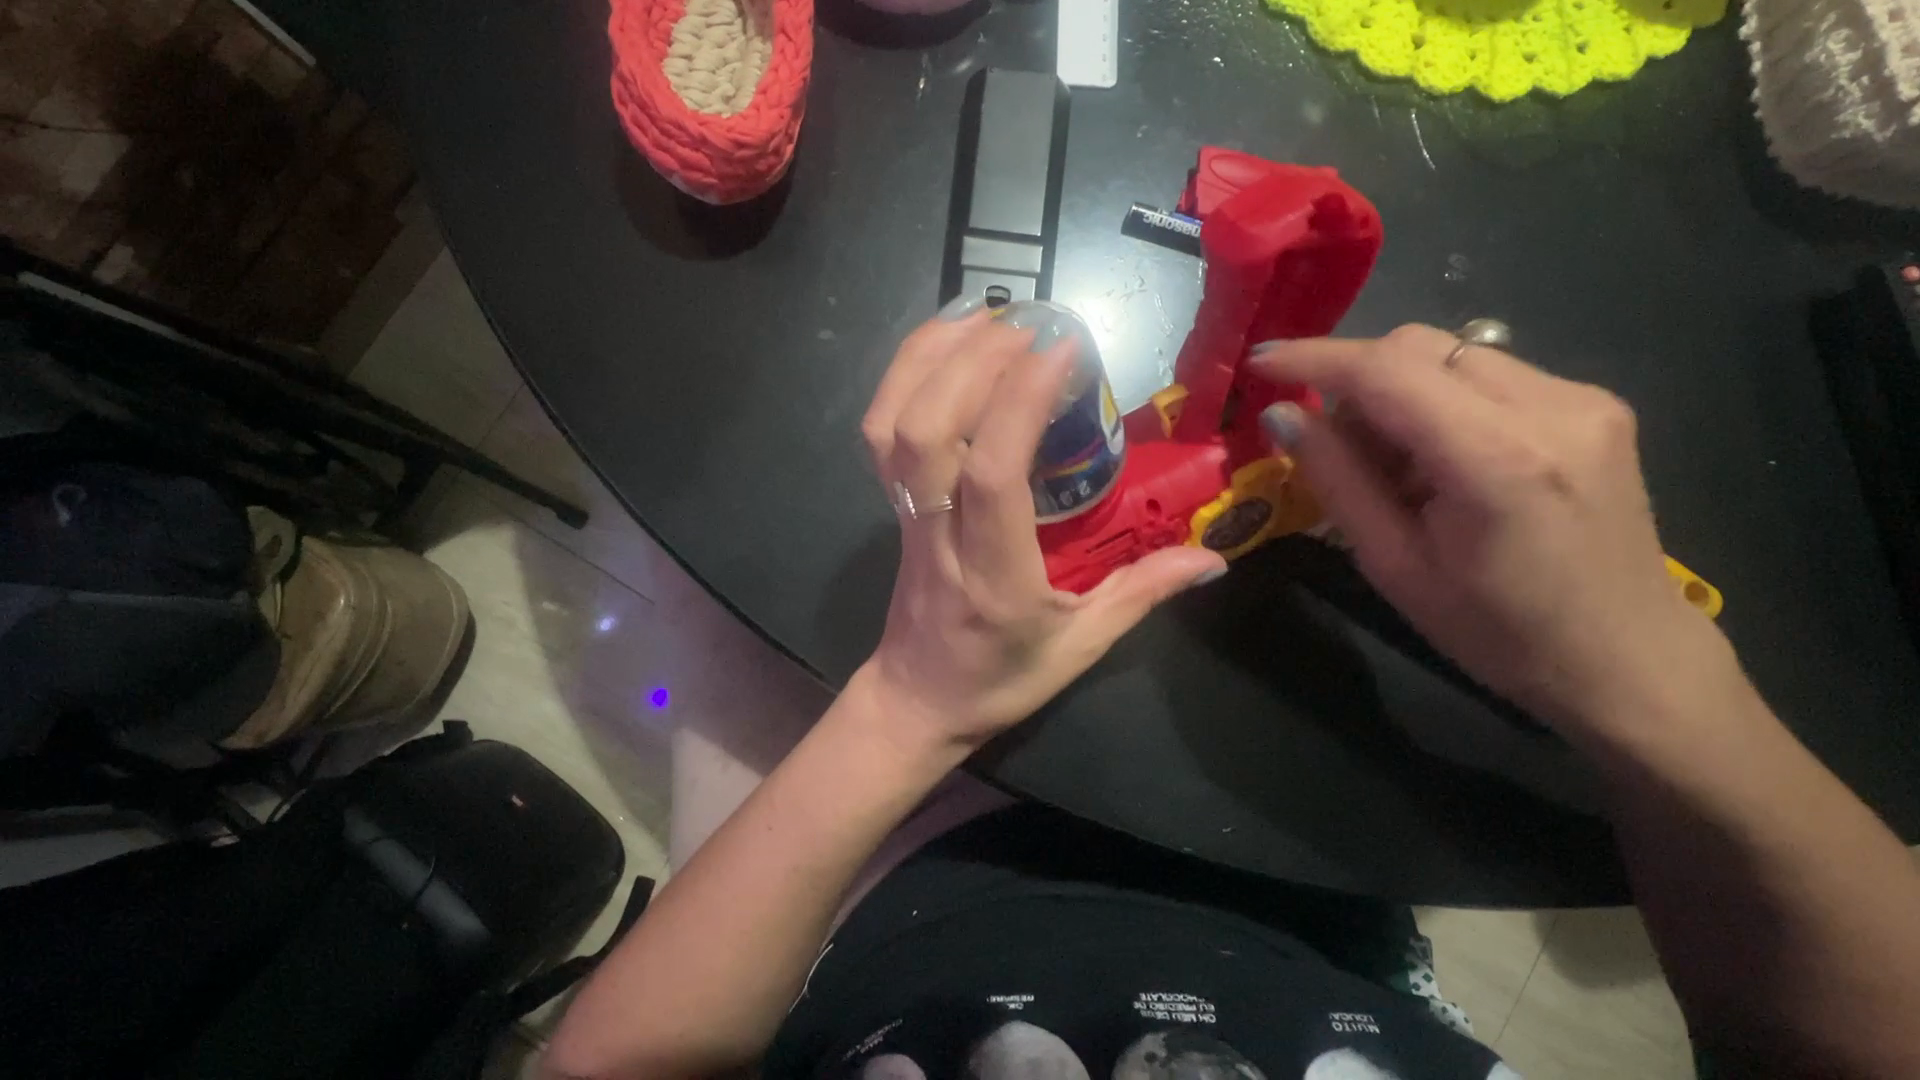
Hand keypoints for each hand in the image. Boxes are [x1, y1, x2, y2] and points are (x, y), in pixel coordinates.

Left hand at [855, 310, 1224, 749]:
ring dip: (932, 357)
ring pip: (892, 425)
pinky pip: (881, 431)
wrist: (919, 700)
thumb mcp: (1080, 647)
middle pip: (927, 433)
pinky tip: (946, 344)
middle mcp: (939, 535)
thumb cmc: (999, 679)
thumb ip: (1142, 593)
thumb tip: (1213, 558)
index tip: (1063, 349)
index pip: (992, 474)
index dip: (1020, 401)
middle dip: (973, 363)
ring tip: (986, 316)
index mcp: (993, 573)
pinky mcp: (893, 505)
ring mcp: (906, 517)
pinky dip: (905, 375)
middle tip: (1030, 324)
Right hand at [1251, 325, 1732, 736]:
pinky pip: (1488, 373)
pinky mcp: (1593, 403)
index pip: (1386, 370)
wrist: (1625, 658)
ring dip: (1397, 390)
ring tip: (1389, 461)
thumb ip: (1336, 478)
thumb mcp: (1394, 565)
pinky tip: (1438, 457)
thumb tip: (1282, 415)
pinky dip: (1440, 400)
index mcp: (1496, 458)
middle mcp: (1549, 405)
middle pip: (1419, 346)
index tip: (1262, 363)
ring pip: (1452, 353)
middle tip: (1330, 440)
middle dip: (1355, 377)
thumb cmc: (1496, 631)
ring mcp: (1581, 397)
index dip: (1314, 358)